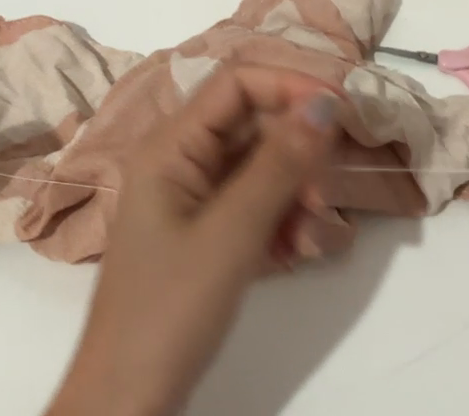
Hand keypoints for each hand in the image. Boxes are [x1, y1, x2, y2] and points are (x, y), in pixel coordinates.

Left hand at [46, 66, 340, 415]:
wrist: (127, 398)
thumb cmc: (170, 308)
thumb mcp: (233, 233)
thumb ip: (280, 164)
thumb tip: (325, 103)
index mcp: (170, 145)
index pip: (237, 84)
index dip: (290, 86)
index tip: (341, 111)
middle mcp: (180, 158)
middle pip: (253, 125)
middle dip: (296, 153)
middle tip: (324, 196)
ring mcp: (192, 194)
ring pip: (260, 166)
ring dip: (294, 191)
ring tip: (308, 235)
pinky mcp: (205, 228)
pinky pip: (254, 202)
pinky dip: (280, 218)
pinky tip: (293, 251)